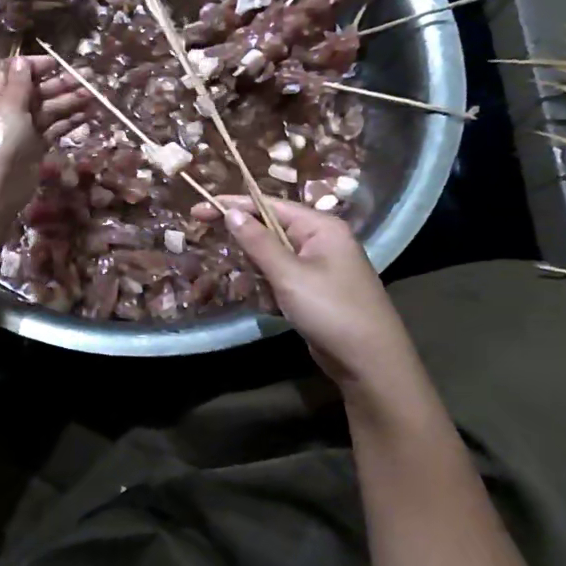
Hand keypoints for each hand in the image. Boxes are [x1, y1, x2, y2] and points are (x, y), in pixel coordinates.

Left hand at [0, 54, 93, 223]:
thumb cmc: (1, 143)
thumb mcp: (9, 107)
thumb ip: (18, 84)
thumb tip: (21, 60)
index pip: (14, 73)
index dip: (34, 66)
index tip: (57, 63)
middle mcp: (8, 111)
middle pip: (35, 91)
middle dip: (60, 83)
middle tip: (87, 78)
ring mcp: (23, 131)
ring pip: (48, 109)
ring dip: (70, 101)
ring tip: (94, 96)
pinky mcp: (35, 148)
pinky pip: (54, 128)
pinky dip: (69, 121)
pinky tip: (88, 114)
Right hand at [203, 195, 412, 384]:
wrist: (368, 360)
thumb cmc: (331, 310)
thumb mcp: (289, 274)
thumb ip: (258, 242)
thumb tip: (231, 212)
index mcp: (320, 228)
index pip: (268, 205)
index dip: (231, 206)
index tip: (197, 210)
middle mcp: (320, 240)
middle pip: (268, 229)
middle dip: (244, 245)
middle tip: (212, 249)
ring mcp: (317, 265)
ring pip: (270, 256)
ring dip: (254, 272)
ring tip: (248, 292)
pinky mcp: (312, 288)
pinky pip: (279, 277)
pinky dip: (267, 288)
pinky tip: (266, 306)